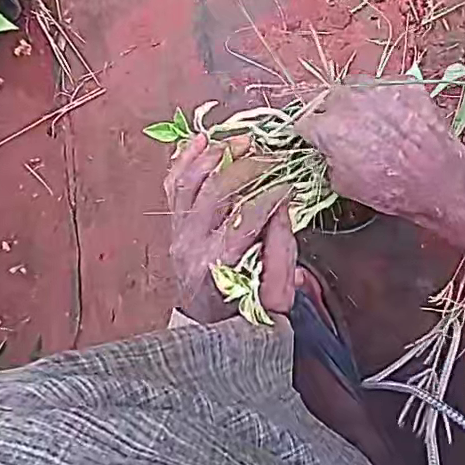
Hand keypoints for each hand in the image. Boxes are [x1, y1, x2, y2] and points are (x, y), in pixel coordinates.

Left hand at [164, 134, 297, 322]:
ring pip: (190, 182)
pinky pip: (175, 184)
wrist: (206, 325)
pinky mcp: (175, 224)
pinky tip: (203, 139)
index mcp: (217, 264)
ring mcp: (179, 231)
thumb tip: (282, 206)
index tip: (290, 182)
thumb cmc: (244, 311)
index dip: (269, 195)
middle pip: (216, 193)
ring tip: (243, 141)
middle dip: (247, 167)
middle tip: (272, 155)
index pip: (244, 219)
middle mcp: (191, 244)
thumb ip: (280, 250)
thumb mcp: (274, 294)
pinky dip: (187, 158)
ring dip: (216, 156)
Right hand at [296, 83, 464, 256]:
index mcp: (328, 127)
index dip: (309, 132)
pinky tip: (398, 118)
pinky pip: (387, 86)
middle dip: (333, 113)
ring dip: (358, 101)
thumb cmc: (390, 189)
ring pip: (356, 86)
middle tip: (348, 131)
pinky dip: (388, 98)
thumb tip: (328, 151)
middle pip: (328, 99)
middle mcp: (349, 100)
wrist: (439, 180)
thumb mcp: (343, 185)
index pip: (303, 121)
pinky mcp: (405, 83)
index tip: (315, 138)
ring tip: (374, 122)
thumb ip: (328, 159)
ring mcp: (378, 88)